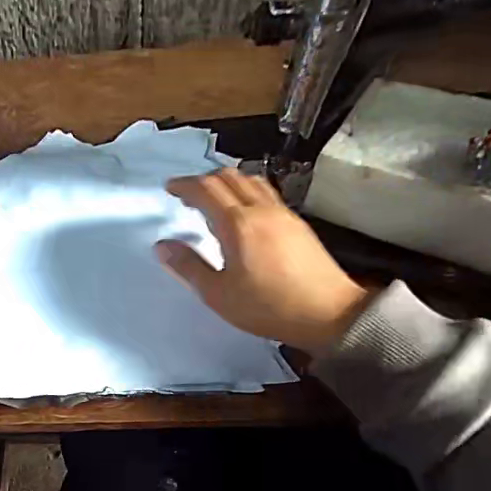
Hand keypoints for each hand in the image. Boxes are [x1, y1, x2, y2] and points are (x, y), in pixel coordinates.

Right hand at [157, 169, 370, 352]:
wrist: (328, 313)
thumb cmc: (269, 307)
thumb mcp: (218, 294)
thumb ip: (189, 266)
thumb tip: (163, 246)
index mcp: (238, 224)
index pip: (206, 189)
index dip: (184, 185)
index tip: (170, 188)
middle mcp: (261, 210)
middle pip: (229, 177)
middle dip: (203, 180)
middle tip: (186, 193)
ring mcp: (283, 214)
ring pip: (250, 181)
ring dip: (227, 183)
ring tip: (213, 199)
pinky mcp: (297, 224)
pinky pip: (266, 194)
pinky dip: (245, 192)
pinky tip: (242, 213)